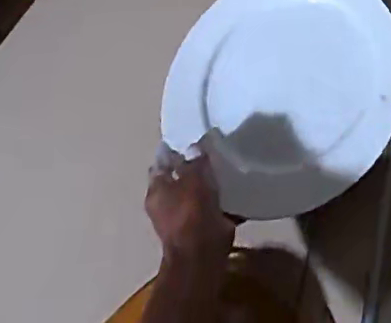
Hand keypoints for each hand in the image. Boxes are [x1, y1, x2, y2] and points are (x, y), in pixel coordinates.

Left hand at [145, 145, 234, 261]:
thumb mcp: (193, 177)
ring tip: (225, 163)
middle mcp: (165, 204)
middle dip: (194, 166)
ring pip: (196, 191)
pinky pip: (210, 206)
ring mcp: (183, 217)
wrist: (203, 253)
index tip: (190, 138)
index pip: (161, 163)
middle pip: (179, 178)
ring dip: (208, 182)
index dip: (174, 150)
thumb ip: (195, 160)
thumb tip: (194, 146)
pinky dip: (220, 198)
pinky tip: (234, 184)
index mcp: (156, 191)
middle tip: (212, 148)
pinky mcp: (201, 226)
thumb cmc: (191, 211)